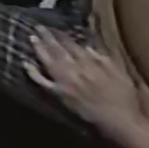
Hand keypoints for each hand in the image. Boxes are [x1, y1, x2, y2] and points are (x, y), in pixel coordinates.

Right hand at [26, 30, 148, 134]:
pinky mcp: (113, 68)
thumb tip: (25, 62)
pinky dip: (92, 50)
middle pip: (59, 47)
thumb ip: (40, 79)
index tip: (32, 35)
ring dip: (67, 39)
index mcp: (60, 72)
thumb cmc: (85, 111)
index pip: (45, 53)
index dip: (37, 43)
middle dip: (48, 36)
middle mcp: (76, 66)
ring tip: (61, 33)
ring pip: (77, 48)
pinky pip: (99, 55)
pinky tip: (88, 47)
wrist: (122, 121)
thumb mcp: (58, 96)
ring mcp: (95, 66)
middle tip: (41, 27)